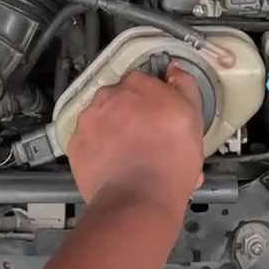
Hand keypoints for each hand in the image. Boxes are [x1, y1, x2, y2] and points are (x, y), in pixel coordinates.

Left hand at [66, 65, 203, 212]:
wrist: (138, 199)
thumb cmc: (172, 158)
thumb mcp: (193, 117)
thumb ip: (184, 86)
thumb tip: (173, 69)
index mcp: (138, 84)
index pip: (144, 83)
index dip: (153, 102)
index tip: (160, 120)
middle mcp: (109, 94)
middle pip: (120, 99)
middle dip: (130, 114)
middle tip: (145, 140)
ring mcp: (88, 119)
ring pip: (102, 119)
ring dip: (112, 130)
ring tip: (126, 157)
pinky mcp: (75, 144)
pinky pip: (88, 142)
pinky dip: (97, 150)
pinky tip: (111, 167)